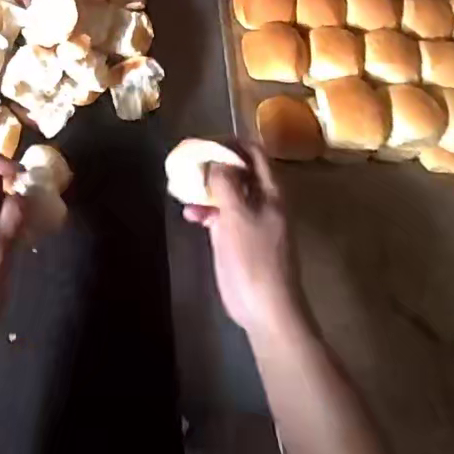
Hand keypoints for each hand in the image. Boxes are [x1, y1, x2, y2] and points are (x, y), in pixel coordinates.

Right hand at [183, 145, 307, 338]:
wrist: (266, 309)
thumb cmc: (254, 258)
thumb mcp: (237, 215)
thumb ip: (226, 183)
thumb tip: (216, 160)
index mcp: (270, 192)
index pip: (254, 154)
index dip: (232, 144)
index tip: (206, 143)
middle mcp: (262, 201)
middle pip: (239, 171)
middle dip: (215, 164)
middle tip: (190, 161)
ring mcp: (250, 220)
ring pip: (227, 193)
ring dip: (207, 188)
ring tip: (184, 186)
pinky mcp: (237, 239)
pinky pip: (221, 215)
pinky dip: (206, 211)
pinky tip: (189, 215)